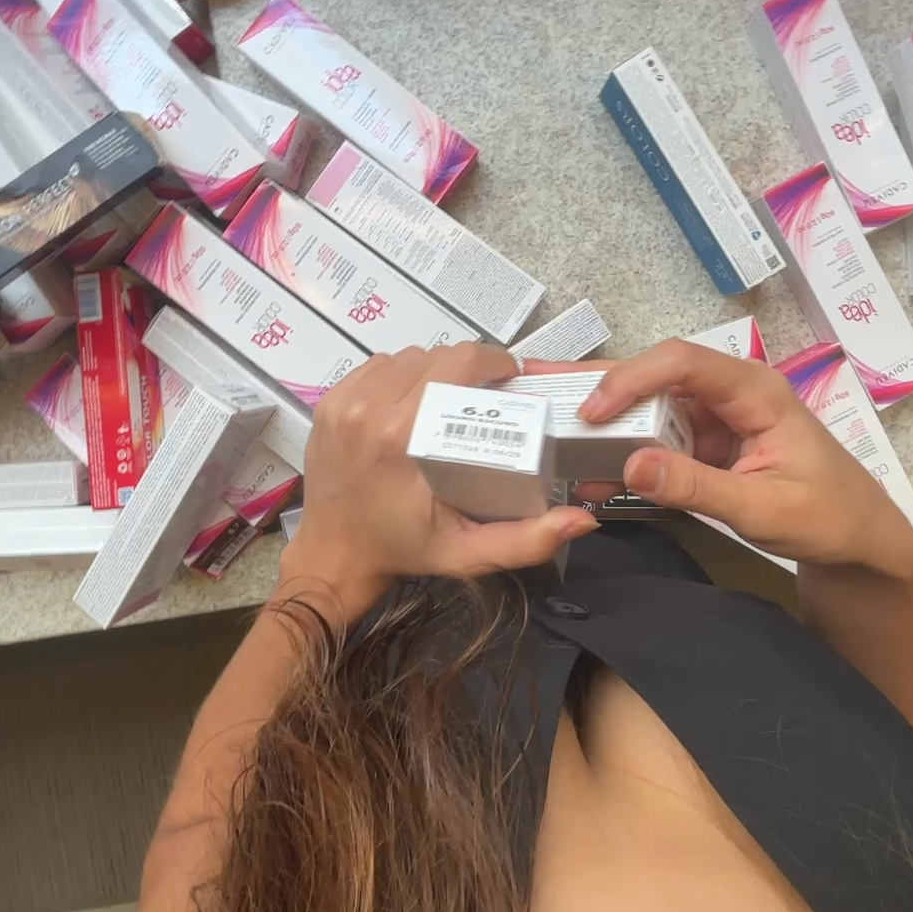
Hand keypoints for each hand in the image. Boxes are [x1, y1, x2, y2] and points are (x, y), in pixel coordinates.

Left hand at [285, 342, 599, 615]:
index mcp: (400, 435)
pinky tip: (415, 397)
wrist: (334, 556)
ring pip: (406, 356)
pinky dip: (401, 373)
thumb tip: (584, 521)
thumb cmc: (403, 551)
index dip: (493, 361)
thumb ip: (527, 540)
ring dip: (435, 368)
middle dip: (468, 365)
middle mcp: (367, 407)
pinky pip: (376, 365)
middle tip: (488, 392)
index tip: (510, 378)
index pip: (457, 363)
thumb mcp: (468, 553)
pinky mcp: (328, 401)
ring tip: (453, 395)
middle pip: (434, 354)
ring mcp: (342, 401)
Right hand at [537, 340, 912, 575]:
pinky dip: (623, 453)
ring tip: (549, 422)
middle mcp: (728, 393)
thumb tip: (629, 465)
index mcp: (753, 391)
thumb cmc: (827, 516)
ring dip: (603, 418)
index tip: (591, 411)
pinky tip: (590, 469)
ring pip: (649, 404)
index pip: (683, 362)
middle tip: (539, 385)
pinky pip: (656, 439)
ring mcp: (713, 418)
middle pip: (655, 374)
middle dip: (599, 382)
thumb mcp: (763, 508)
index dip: (632, 378)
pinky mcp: (704, 442)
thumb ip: (697, 486)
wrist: (858, 541)